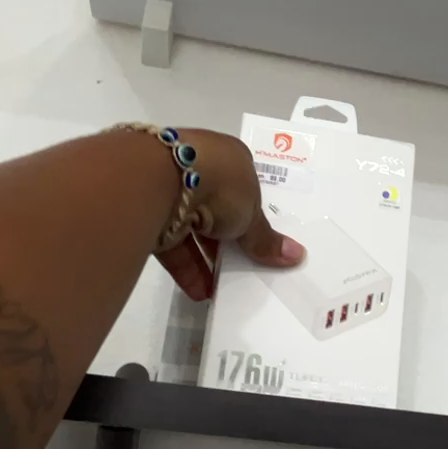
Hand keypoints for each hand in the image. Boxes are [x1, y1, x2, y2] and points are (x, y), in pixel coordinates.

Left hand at [155, 128, 303, 300]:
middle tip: (243, 266)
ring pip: (193, 228)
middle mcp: (199, 167)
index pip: (243, 185)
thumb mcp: (252, 214)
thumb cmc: (219, 183)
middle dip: (228, 239)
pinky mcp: (149, 212)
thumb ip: (266, 239)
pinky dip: (186, 267)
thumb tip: (298, 256)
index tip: (258, 237)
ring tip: (222, 288)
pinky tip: (200, 292)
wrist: (158, 179)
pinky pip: (172, 244)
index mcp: (228, 157)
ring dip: (206, 259)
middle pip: (217, 207)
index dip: (252, 212)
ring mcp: (171, 188)